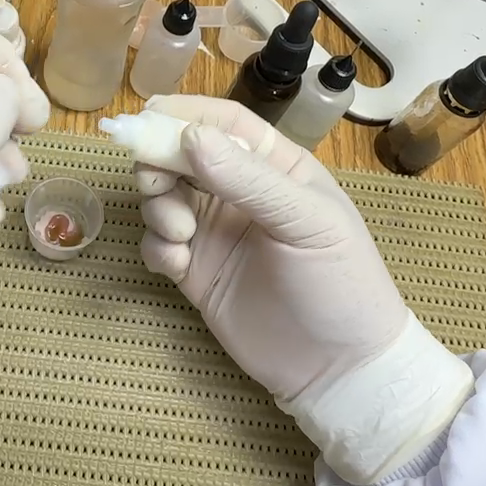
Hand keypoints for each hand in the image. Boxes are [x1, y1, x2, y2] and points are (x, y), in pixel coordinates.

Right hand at [134, 96, 411, 402]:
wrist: (337, 371)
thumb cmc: (339, 284)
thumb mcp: (306, 222)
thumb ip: (248, 179)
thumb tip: (189, 137)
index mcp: (275, 167)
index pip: (224, 124)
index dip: (184, 114)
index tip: (146, 116)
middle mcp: (238, 192)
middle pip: (180, 155)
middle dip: (158, 162)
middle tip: (154, 183)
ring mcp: (213, 231)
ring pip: (161, 196)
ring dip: (157, 208)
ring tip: (181, 235)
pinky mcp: (194, 269)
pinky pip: (157, 243)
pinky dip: (156, 247)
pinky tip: (178, 266)